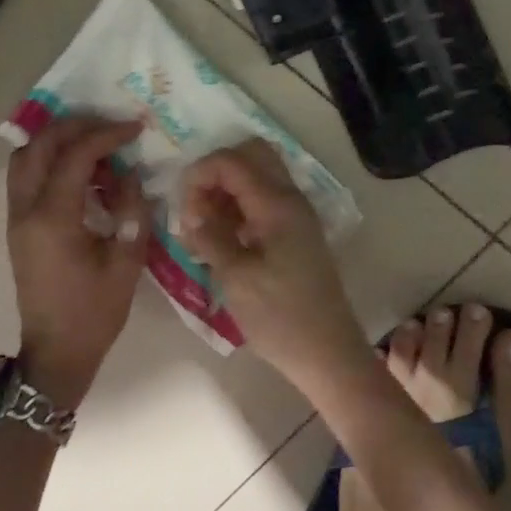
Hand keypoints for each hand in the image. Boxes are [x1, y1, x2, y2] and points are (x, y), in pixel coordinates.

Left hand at [6, 116, 150, 408]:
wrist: (55, 354)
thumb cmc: (93, 313)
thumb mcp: (126, 264)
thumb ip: (132, 212)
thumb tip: (132, 175)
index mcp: (53, 218)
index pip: (75, 156)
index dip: (106, 135)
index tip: (135, 128)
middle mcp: (26, 210)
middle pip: (41, 145)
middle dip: (77, 126)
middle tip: (111, 127)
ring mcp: (16, 217)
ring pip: (26, 157)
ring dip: (58, 141)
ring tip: (95, 143)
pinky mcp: (17, 226)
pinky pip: (26, 176)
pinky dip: (50, 161)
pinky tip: (83, 172)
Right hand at [174, 140, 371, 395]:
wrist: (328, 354)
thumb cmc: (280, 317)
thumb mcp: (235, 278)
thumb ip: (211, 236)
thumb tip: (192, 211)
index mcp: (276, 204)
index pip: (231, 160)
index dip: (200, 174)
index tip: (182, 210)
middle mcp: (290, 198)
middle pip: (250, 156)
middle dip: (215, 174)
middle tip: (195, 210)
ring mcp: (296, 215)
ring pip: (257, 177)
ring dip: (226, 191)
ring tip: (202, 230)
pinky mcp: (296, 234)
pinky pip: (264, 201)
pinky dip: (239, 208)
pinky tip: (221, 240)